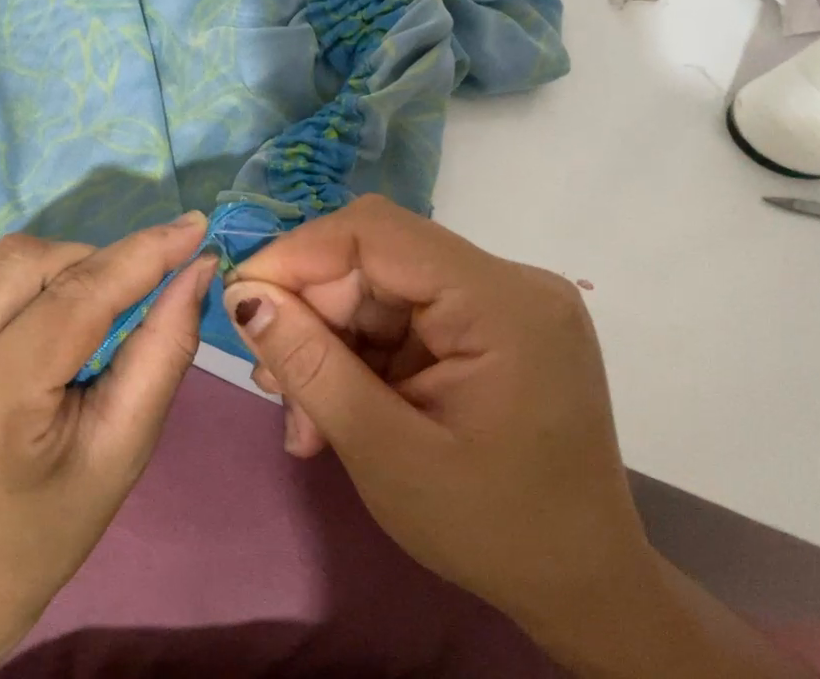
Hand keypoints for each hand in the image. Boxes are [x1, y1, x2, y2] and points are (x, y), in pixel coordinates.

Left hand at [0, 215, 215, 669]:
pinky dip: (20, 284)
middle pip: (24, 263)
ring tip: (89, 312)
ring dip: (55, 268)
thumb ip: (162, 351)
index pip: (71, 303)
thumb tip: (195, 267)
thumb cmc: (52, 523)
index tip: (191, 228)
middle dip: (92, 261)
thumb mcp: (123, 449)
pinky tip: (40, 321)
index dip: (137, 256)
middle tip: (135, 288)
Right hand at [222, 195, 651, 631]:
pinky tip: (336, 410)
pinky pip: (399, 318)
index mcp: (501, 304)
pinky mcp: (490, 330)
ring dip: (327, 344)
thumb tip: (241, 294)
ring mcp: (502, 306)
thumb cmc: (489, 528)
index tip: (243, 305)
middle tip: (276, 388)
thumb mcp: (382, 449)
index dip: (297, 255)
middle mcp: (509, 285)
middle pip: (373, 262)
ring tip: (304, 419)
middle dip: (311, 316)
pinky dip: (357, 357)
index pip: (375, 233)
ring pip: (376, 291)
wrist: (578, 586)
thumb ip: (308, 363)